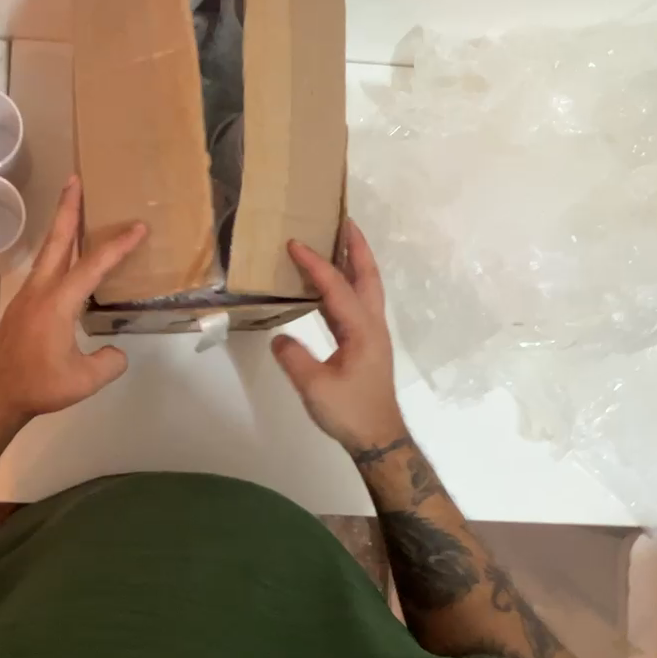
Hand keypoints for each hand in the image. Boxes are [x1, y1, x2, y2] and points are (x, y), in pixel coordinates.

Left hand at [0, 176, 146, 425]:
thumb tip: (115, 352)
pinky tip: (66, 258)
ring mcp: (28, 296)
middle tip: (75, 179)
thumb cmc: (39, 385)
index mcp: (58, 302)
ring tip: (73, 208)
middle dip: (67, 208)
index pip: (93, 265)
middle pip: (57, 240)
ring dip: (61, 228)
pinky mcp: (23, 306)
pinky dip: (58, 252)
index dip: (118, 246)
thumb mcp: (85, 381)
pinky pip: (45, 269)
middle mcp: (40, 290)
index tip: (138, 227)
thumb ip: (109, 362)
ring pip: (48, 253)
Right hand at [271, 220, 408, 452]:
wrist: (378, 437)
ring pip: (365, 289)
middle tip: (343, 220)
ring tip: (337, 244)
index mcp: (361, 330)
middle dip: (355, 248)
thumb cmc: (349, 411)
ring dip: (353, 264)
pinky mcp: (365, 345)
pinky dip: (344, 288)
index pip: (337, 288)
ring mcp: (371, 335)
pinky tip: (327, 288)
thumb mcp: (315, 387)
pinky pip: (356, 305)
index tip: (295, 243)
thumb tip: (278, 338)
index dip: (315, 264)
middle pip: (367, 277)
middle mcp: (371, 326)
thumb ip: (294, 359)